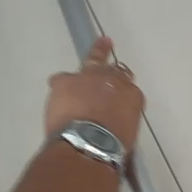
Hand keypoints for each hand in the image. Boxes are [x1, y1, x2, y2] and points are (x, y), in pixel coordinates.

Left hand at [45, 37, 142, 153]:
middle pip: (114, 68)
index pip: (129, 87)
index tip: (118, 92)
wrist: (89, 144)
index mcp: (132, 96)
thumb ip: (121, 121)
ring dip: (95, 54)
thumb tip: (114, 122)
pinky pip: (63, 78)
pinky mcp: (66, 81)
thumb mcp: (126, 136)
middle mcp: (114, 81)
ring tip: (97, 45)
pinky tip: (59, 87)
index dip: (122, 88)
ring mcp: (90, 77)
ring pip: (93, 59)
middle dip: (112, 61)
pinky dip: (62, 84)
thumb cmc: (112, 148)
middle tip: (108, 43)